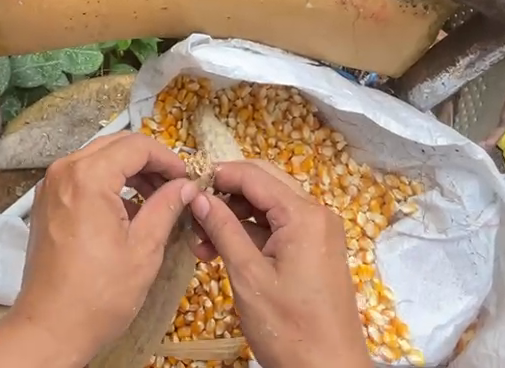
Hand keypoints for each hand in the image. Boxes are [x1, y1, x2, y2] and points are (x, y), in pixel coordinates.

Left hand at [6, 132, 198, 365]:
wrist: (49, 328)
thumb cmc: (98, 294)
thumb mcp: (143, 250)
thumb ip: (165, 208)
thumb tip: (184, 186)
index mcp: (88, 176)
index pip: (136, 146)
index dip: (166, 158)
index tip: (186, 177)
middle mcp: (64, 170)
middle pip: (115, 145)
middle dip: (148, 161)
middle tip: (174, 185)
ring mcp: (51, 184)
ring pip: (97, 158)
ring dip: (128, 171)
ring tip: (155, 197)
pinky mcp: (46, 200)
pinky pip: (81, 175)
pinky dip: (106, 182)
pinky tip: (127, 208)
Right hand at [190, 160, 371, 367]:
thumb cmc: (291, 330)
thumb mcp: (248, 276)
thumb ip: (222, 228)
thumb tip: (197, 195)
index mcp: (303, 215)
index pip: (253, 175)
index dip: (217, 175)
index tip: (186, 187)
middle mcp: (316, 214)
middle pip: (262, 183)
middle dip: (226, 194)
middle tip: (195, 213)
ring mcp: (318, 233)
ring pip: (267, 205)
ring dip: (234, 215)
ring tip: (202, 242)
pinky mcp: (315, 251)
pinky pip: (277, 226)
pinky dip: (250, 233)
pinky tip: (222, 251)